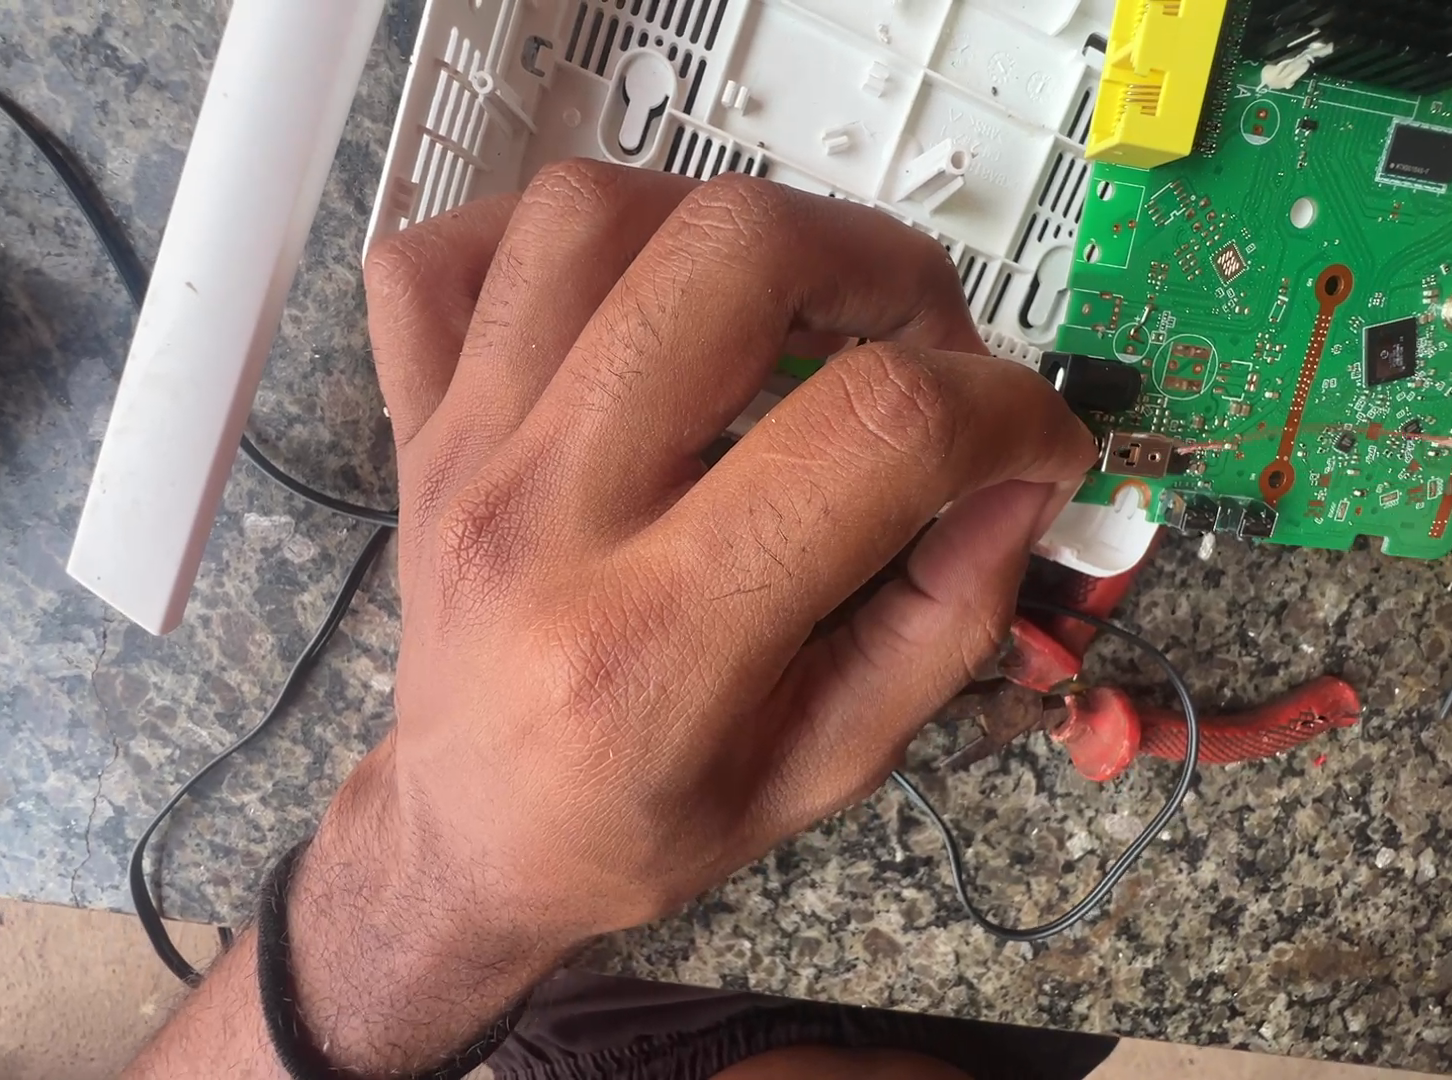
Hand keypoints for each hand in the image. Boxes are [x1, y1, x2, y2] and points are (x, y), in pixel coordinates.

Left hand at [127, 162, 1091, 1077]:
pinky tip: (630, 296)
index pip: (874, 433)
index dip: (1002, 410)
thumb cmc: (643, 827)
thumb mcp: (826, 768)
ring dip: (735, 226)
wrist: (471, 839)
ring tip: (794, 310)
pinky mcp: (416, 423)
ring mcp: (462, 450)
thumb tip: (1019, 482)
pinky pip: (442, 255)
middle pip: (735, 258)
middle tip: (923, 344)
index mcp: (660, 640)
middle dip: (882, 267)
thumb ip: (944, 627)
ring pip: (592, 213)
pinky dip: (554, 237)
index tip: (1034, 443)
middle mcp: (545, 515)